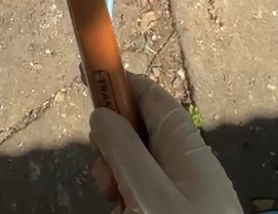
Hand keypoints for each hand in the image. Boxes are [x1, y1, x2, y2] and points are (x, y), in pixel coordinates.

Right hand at [90, 74, 241, 213]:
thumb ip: (123, 148)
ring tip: (116, 207)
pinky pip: (141, 198)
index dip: (121, 82)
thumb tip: (102, 114)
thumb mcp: (150, 194)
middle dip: (111, 146)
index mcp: (189, 152)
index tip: (88, 75)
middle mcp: (187, 170)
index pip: (152, 98)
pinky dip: (126, 204)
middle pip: (137, 134)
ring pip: (134, 169)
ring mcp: (183, 199)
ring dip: (115, 180)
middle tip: (105, 178)